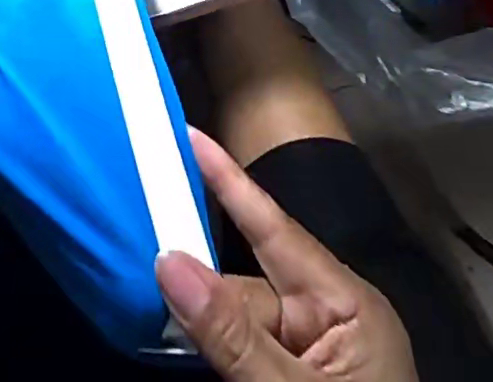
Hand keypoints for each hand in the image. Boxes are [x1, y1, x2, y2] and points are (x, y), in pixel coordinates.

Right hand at [155, 129, 418, 381]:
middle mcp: (327, 316)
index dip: (229, 179)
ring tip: (160, 296)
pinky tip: (184, 339)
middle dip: (201, 284)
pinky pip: (244, 354)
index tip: (192, 135)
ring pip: (238, 324)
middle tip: (146, 255)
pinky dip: (216, 351)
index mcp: (347, 302)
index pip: (275, 226)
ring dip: (202, 326)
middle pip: (247, 287)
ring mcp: (310, 352)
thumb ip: (235, 335)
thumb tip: (170, 263)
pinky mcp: (293, 379)